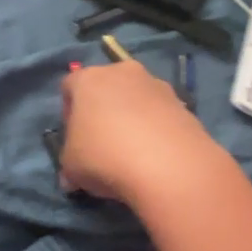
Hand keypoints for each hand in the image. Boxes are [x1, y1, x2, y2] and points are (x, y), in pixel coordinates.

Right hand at [59, 61, 223, 201]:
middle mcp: (122, 72)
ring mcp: (156, 84)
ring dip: (131, 118)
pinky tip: (155, 156)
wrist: (168, 165)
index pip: (69, 87)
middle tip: (103, 143)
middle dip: (102, 112)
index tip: (74, 139)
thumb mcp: (71, 167)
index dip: (68, 113)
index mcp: (88, 79)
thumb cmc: (105, 157)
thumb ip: (69, 164)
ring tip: (133, 153)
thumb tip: (72, 178)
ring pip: (135, 98)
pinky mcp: (182, 103)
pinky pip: (160, 113)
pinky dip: (155, 129)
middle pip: (106, 88)